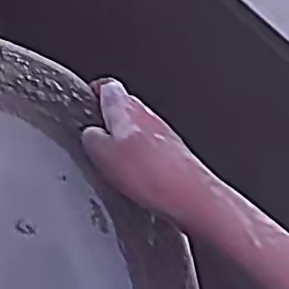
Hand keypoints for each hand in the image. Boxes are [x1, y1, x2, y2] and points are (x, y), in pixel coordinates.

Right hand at [81, 80, 224, 233]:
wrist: (199, 202)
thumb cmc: (154, 176)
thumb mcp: (101, 154)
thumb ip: (90, 138)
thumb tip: (90, 135)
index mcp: (125, 107)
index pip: (107, 86)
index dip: (96, 90)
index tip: (89, 97)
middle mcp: (147, 115)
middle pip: (125, 106)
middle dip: (111, 117)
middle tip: (98, 134)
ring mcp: (166, 135)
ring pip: (141, 128)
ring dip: (129, 139)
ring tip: (118, 161)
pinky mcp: (180, 157)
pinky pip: (156, 150)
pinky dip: (146, 158)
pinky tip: (141, 179)